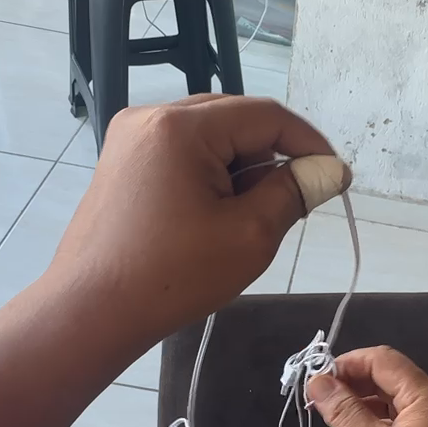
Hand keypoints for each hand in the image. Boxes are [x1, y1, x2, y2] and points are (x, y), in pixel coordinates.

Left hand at [48, 95, 344, 342]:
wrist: (91, 311)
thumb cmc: (174, 277)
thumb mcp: (250, 236)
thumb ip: (294, 193)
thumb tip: (330, 171)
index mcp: (182, 126)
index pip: (265, 115)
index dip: (308, 143)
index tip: (336, 177)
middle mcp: (151, 116)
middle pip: (236, 119)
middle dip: (274, 155)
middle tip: (297, 199)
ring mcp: (131, 137)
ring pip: (210, 136)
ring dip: (242, 166)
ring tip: (253, 214)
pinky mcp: (122, 161)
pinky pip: (183, 151)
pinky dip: (212, 173)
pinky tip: (218, 212)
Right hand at [307, 347, 427, 426]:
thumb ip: (344, 413)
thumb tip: (318, 382)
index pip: (383, 359)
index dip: (348, 364)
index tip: (318, 383)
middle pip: (392, 376)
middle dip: (354, 383)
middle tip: (320, 403)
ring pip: (399, 398)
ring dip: (366, 402)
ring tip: (335, 419)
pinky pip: (408, 418)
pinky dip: (382, 420)